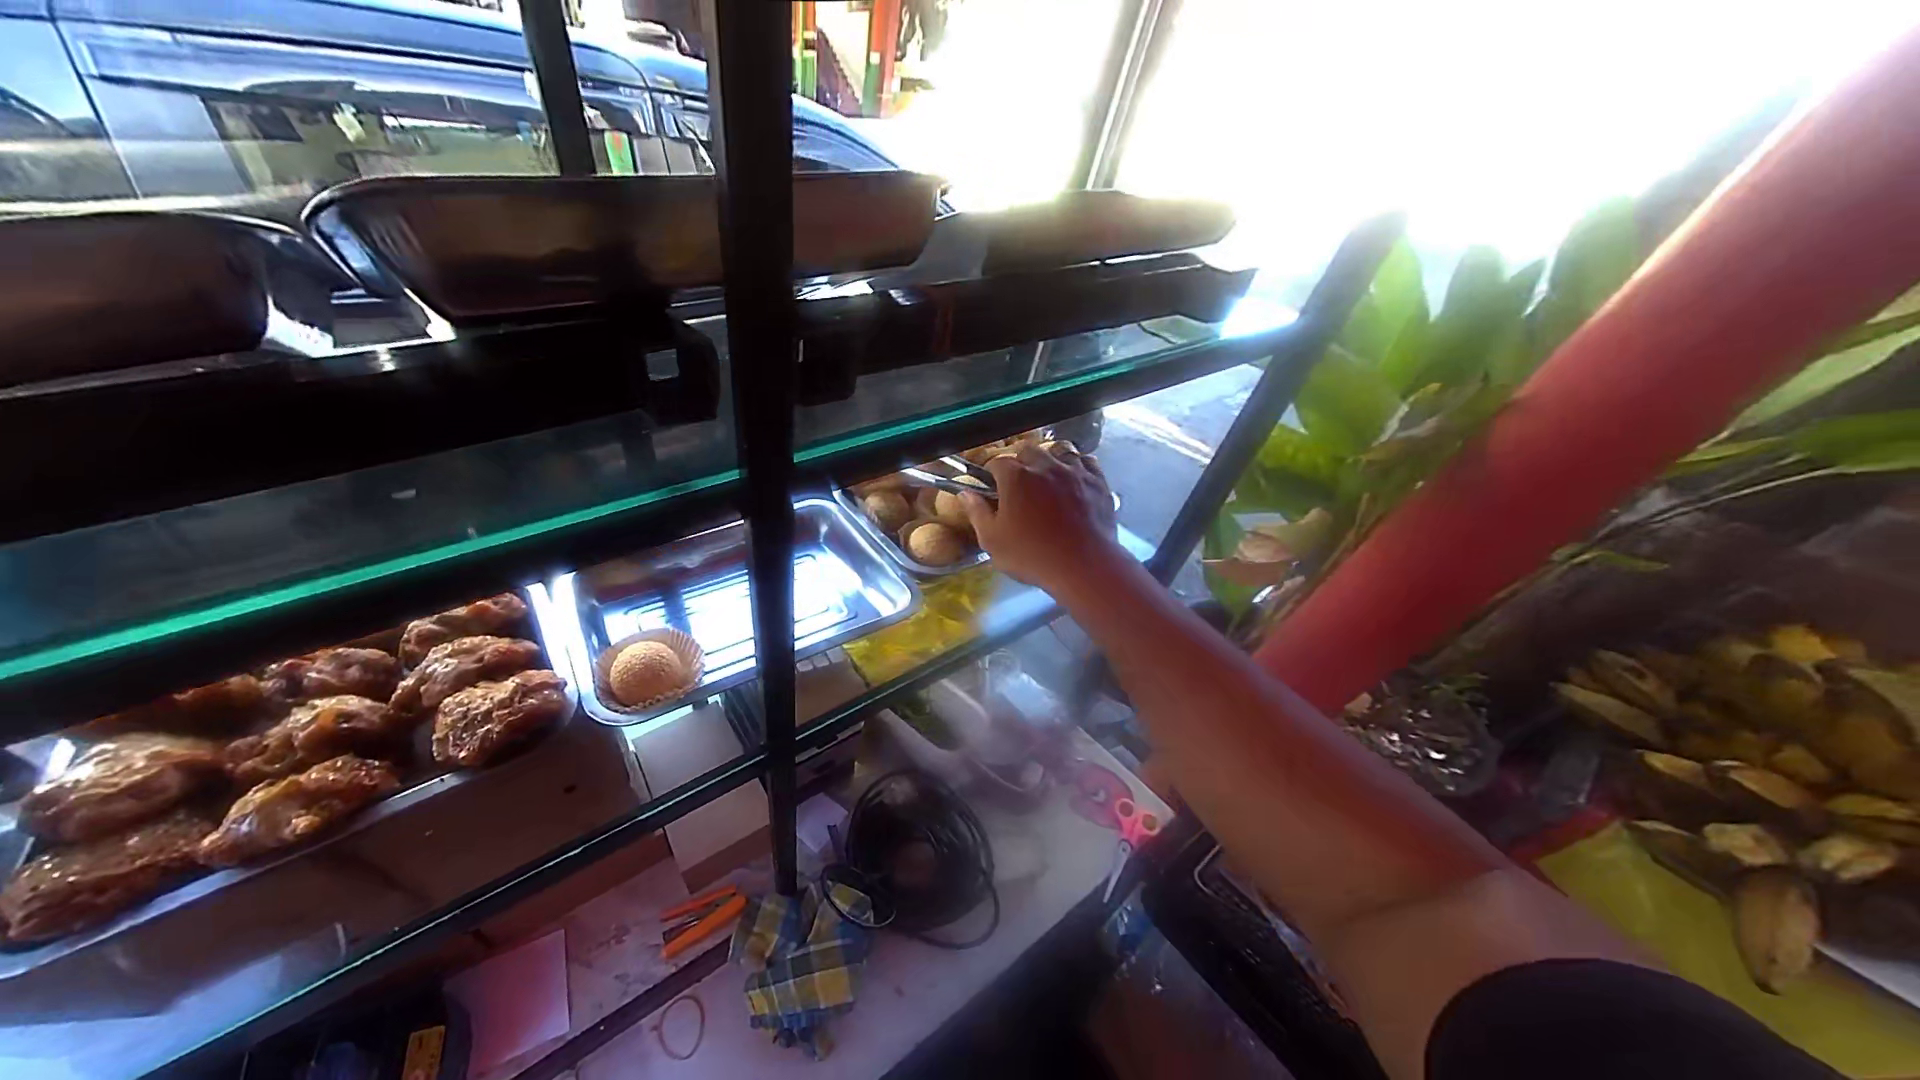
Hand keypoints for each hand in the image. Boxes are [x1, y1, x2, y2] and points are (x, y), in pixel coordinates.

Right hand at [962, 444, 1124, 595]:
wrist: (1083, 566)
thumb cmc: (1033, 556)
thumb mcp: (993, 541)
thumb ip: (977, 513)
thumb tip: (966, 494)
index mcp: (1015, 477)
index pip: (997, 462)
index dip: (991, 473)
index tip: (992, 486)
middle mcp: (1045, 466)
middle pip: (1028, 451)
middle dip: (1020, 462)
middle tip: (1018, 484)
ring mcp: (1074, 471)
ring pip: (1059, 451)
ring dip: (1049, 460)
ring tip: (1046, 477)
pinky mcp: (1097, 482)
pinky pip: (1086, 462)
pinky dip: (1077, 467)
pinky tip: (1073, 479)